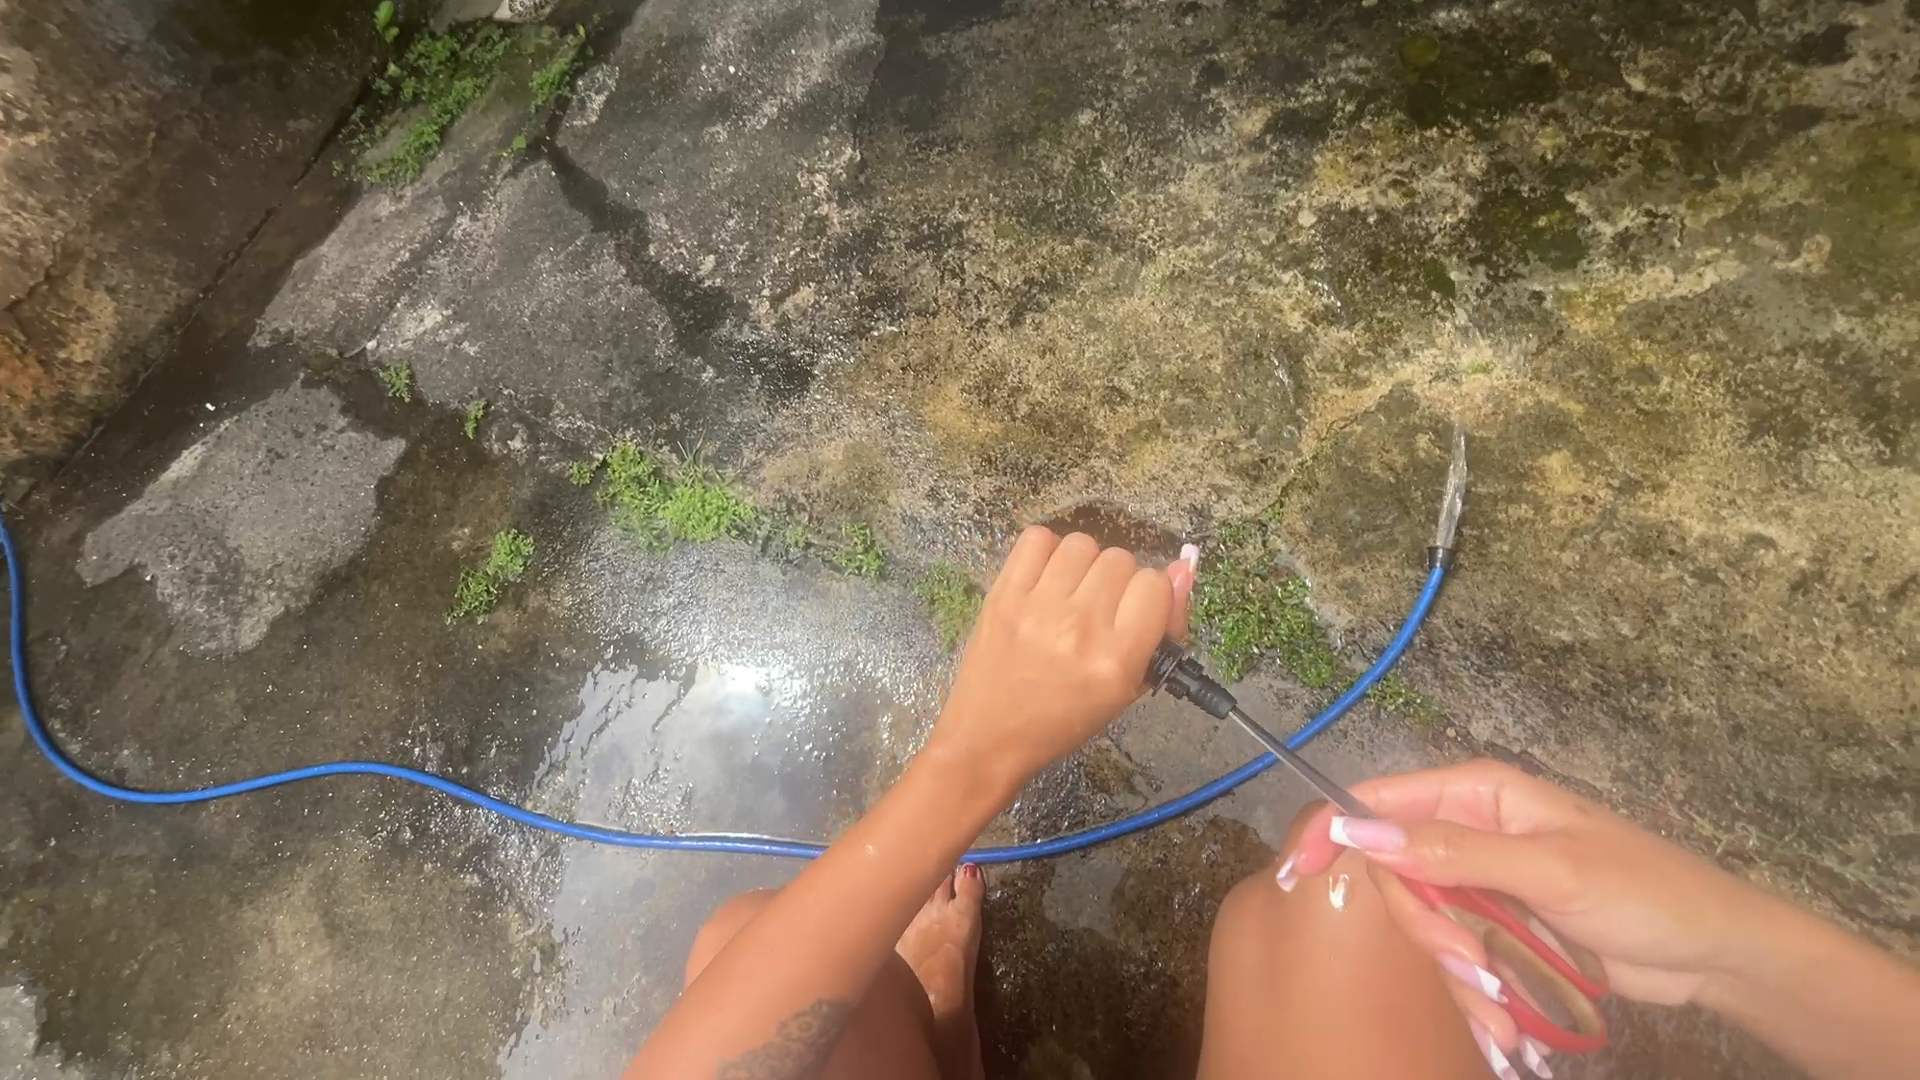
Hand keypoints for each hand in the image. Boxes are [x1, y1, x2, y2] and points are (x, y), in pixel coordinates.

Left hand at [927, 528, 1194, 791]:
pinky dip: (1046, 550)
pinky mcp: (1003, 593)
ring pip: (1083, 544)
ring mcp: (1038, 606)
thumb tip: (1182, 569)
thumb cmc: (1063, 720)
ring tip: (1071, 592)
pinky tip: (1045, 578)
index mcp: (1116, 660)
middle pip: (1121, 559)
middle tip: (1099, 609)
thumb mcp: (1125, 690)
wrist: (989, 734)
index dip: (1151, 595)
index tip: (1135, 612)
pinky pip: (1037, 538)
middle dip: (1117, 581)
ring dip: (1084, 563)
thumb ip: (1161, 631)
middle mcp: (1080, 627)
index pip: (1155, 585)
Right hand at [1281, 759, 1775, 1053]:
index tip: (1300, 872)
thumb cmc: (1646, 891)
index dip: (1335, 830)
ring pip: (1424, 916)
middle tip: (1464, 969)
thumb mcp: (1547, 869)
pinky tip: (1502, 1026)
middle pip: (1398, 870)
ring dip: (1453, 967)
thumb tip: (1356, 828)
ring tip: (1498, 1013)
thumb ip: (1449, 850)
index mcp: (1471, 793)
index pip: (1376, 800)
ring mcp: (1477, 874)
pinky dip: (1471, 987)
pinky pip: (1455, 947)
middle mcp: (1463, 826)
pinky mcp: (1494, 918)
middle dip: (1425, 926)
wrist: (1725, 957)